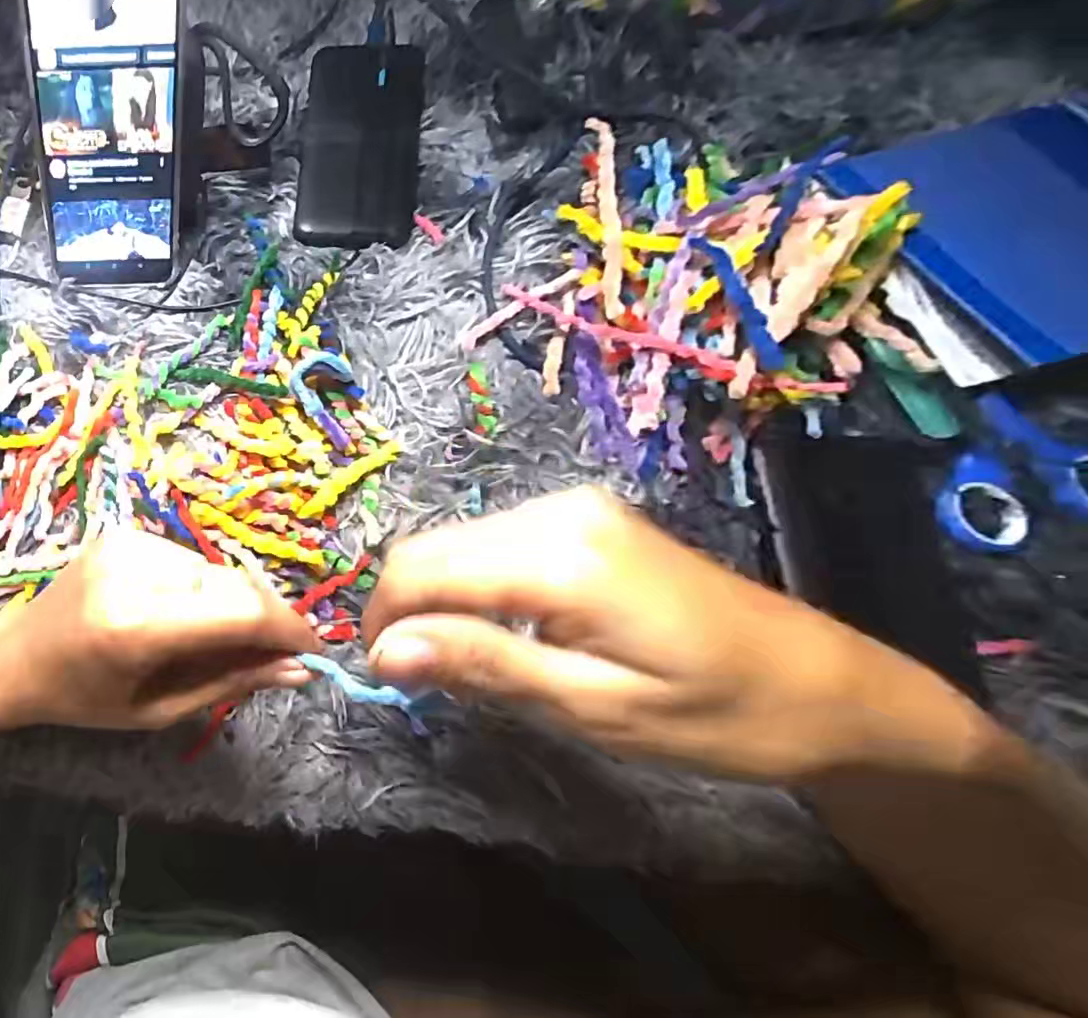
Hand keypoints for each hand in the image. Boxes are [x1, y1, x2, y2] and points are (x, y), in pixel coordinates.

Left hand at [0, 528, 319, 730]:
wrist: (16, 655)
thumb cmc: (83, 698)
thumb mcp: (158, 707)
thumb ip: (230, 682)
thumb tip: (298, 668)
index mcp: (135, 623)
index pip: (239, 611)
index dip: (286, 629)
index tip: (313, 652)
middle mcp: (133, 569)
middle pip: (234, 584)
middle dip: (264, 619)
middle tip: (270, 654)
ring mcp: (127, 542)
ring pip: (215, 570)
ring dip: (231, 604)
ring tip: (206, 639)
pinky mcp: (124, 532)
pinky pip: (189, 561)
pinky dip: (202, 589)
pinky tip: (178, 614)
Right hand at [362, 487, 986, 783]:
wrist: (837, 688)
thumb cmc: (722, 716)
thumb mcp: (596, 707)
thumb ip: (483, 665)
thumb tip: (384, 652)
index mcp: (561, 557)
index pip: (421, 570)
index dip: (383, 620)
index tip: (384, 674)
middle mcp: (554, 511)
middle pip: (427, 549)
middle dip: (403, 610)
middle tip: (420, 675)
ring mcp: (567, 505)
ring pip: (449, 543)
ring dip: (434, 598)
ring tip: (462, 656)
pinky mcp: (575, 513)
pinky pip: (484, 542)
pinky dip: (466, 584)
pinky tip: (496, 623)